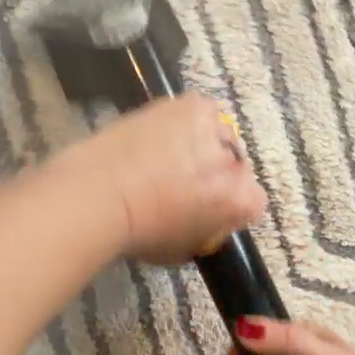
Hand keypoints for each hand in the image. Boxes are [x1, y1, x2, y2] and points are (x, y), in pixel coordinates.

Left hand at [55, 95, 266, 264]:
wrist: (101, 194)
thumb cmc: (139, 233)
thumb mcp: (180, 250)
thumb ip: (203, 234)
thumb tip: (201, 224)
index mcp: (241, 200)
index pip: (254, 202)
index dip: (230, 209)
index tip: (207, 212)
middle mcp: (235, 160)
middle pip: (237, 165)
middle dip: (219, 174)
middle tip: (187, 185)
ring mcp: (213, 127)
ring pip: (220, 135)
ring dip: (204, 144)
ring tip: (172, 157)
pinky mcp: (187, 103)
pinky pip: (198, 113)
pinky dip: (185, 123)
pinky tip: (162, 138)